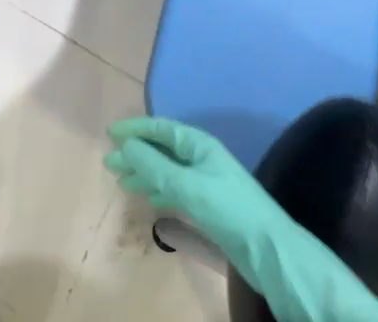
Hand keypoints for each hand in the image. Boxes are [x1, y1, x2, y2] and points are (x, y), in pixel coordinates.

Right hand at [104, 117, 276, 247]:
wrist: (268, 249)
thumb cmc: (227, 209)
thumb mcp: (187, 185)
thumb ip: (154, 165)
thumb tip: (125, 145)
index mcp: (199, 145)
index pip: (161, 128)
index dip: (135, 129)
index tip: (110, 133)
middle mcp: (201, 158)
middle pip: (162, 149)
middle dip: (136, 154)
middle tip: (109, 163)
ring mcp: (205, 181)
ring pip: (167, 171)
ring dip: (144, 173)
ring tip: (122, 181)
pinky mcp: (207, 204)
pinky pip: (175, 189)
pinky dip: (158, 190)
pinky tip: (147, 198)